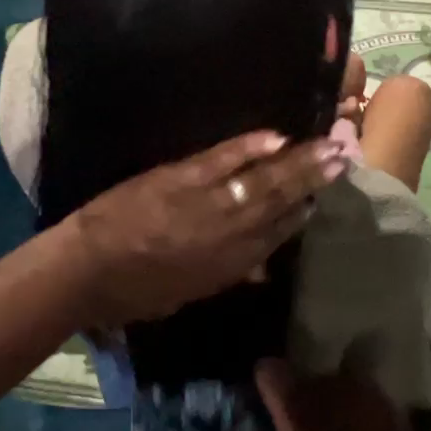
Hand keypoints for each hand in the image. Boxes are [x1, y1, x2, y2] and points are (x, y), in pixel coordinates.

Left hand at [66, 132, 342, 327]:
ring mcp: (206, 204)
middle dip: (313, 180)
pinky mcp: (180, 179)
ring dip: (297, 162)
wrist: (85, 272)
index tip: (322, 197)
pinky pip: (222, 160)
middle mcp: (227, 236)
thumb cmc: (132, 292)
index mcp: (228, 268)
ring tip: (328, 144)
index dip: (301, 215)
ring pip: (261, 181)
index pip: (276, 238)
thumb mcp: (186, 294)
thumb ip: (226, 275)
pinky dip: (249, 147)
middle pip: (279, 204)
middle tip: (345, 157)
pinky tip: (276, 136)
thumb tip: (262, 267)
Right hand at [205, 360, 430, 430]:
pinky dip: (354, 397)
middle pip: (301, 373)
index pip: (269, 368)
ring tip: (329, 428)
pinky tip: (357, 429)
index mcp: (297, 409)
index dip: (264, 385)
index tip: (265, 406)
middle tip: (298, 429)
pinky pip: (361, 383)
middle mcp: (328, 387)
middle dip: (297, 393)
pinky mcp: (388, 399)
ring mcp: (362, 390)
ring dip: (326, 394)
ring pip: (331, 375)